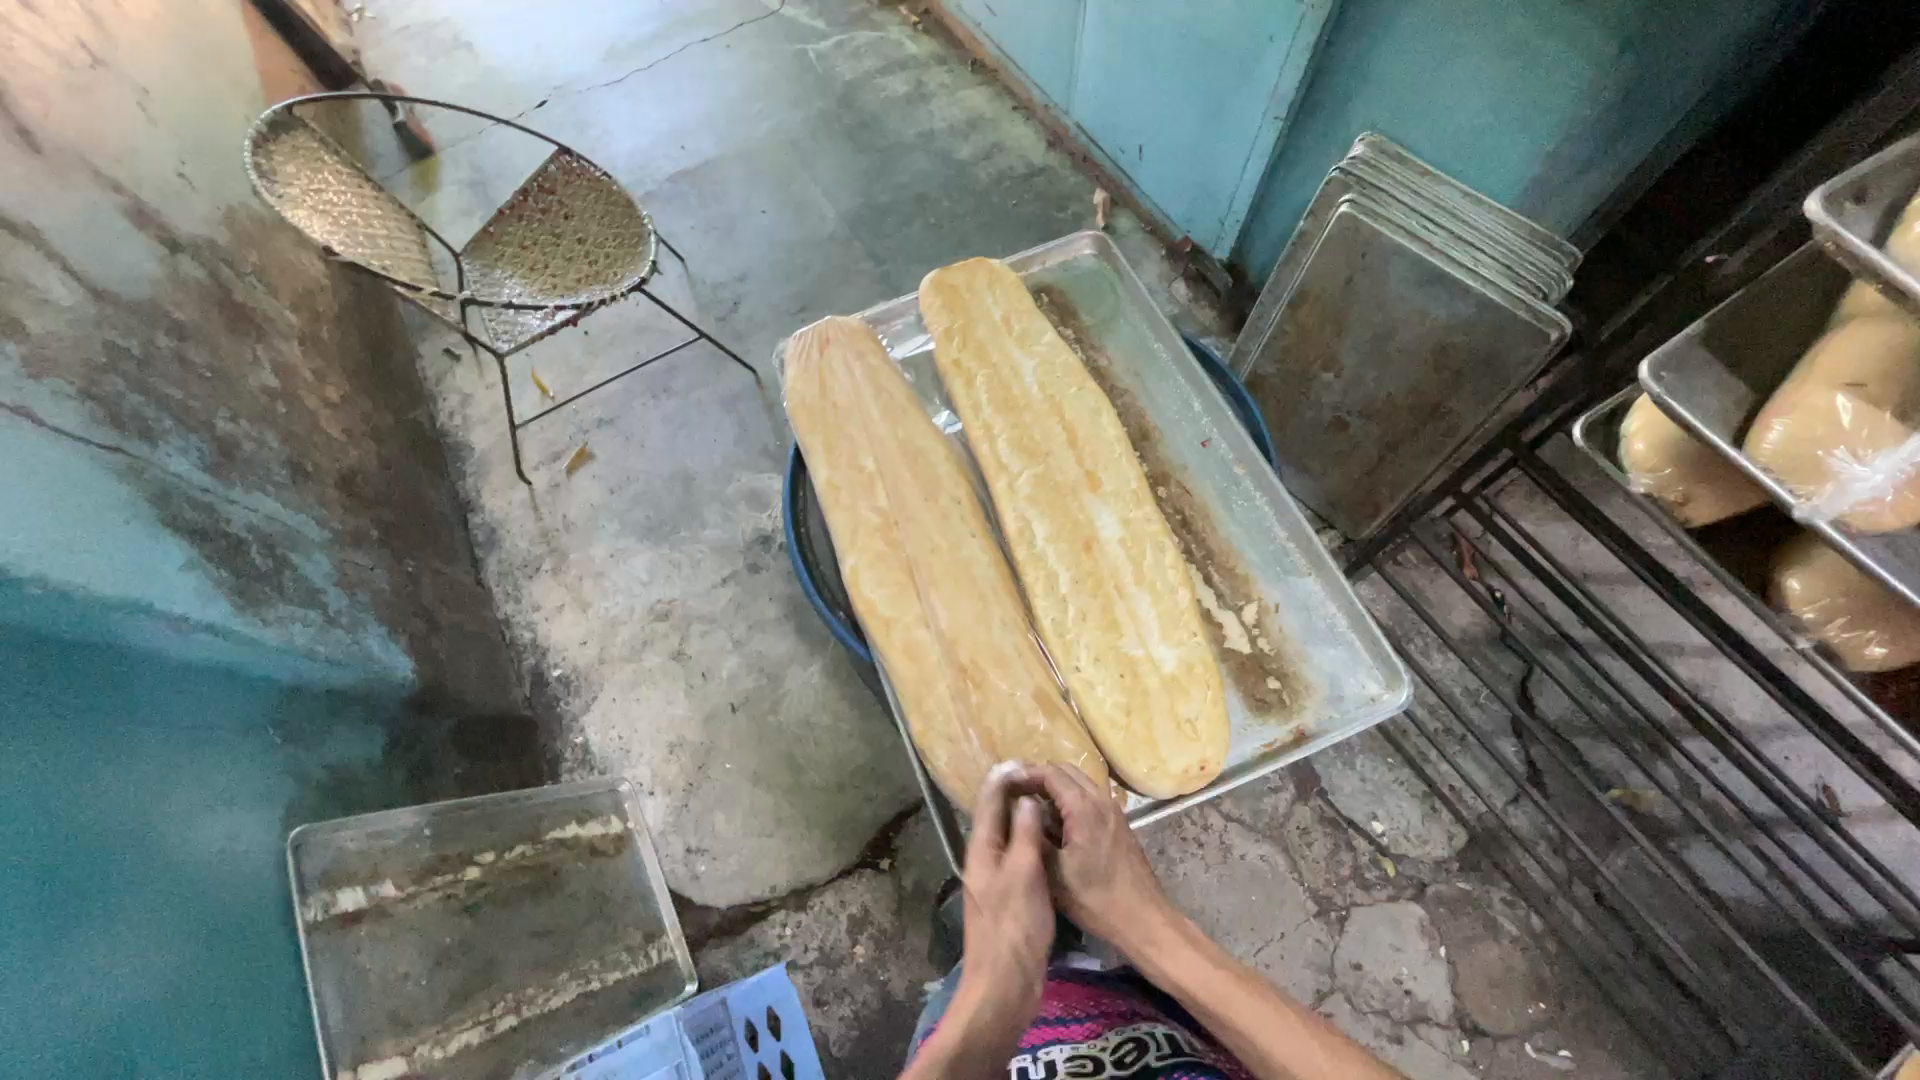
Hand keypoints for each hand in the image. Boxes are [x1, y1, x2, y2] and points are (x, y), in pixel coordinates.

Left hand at [952, 765, 1055, 1038]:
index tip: (1025, 760)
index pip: (989, 801)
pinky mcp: (1010, 895)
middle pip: (997, 816)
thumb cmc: (1014, 927)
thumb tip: (1026, 797)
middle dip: (1014, 793)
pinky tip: (1051, 841)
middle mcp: (985, 858)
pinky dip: (1033, 841)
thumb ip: (1025, 834)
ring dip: (1024, 816)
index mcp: (982, 849)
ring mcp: (996, 878)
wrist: (1005, 984)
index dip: (1004, 778)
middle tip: (1042, 775)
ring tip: (1050, 799)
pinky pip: (1020, 856)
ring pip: (1009, 836)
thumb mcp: (1024, 874)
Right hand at [1027, 763, 1177, 960]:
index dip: (1024, 774)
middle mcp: (1101, 800)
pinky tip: (1057, 824)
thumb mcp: (1053, 873)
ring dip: (1056, 788)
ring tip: (1032, 808)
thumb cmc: (1095, 899)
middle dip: (1039, 778)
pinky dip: (1070, 800)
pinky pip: (1090, 797)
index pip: (1050, 773)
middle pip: (1065, 771)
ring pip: (1079, 783)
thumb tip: (1017, 812)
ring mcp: (1113, 810)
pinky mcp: (1118, 823)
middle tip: (1015, 794)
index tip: (1004, 783)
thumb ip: (1034, 836)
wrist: (1143, 919)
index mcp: (1083, 807)